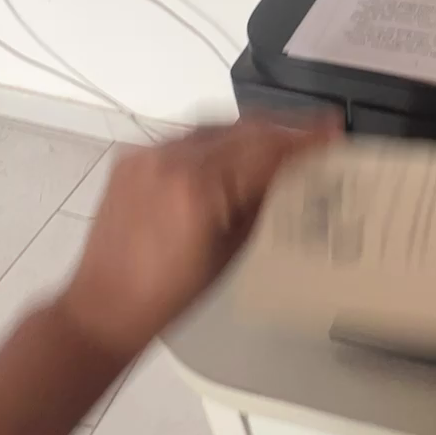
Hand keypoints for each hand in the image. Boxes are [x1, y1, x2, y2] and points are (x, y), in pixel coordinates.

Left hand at [53, 111, 340, 359]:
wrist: (101, 308)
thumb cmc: (174, 293)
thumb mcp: (234, 246)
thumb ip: (263, 197)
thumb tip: (291, 167)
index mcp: (202, 189)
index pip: (267, 149)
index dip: (306, 138)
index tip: (334, 128)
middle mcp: (174, 160)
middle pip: (246, 129)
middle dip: (285, 127)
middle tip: (317, 129)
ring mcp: (150, 153)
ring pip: (218, 126)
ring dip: (253, 130)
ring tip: (281, 137)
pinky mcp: (135, 155)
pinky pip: (188, 136)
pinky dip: (218, 140)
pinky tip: (233, 151)